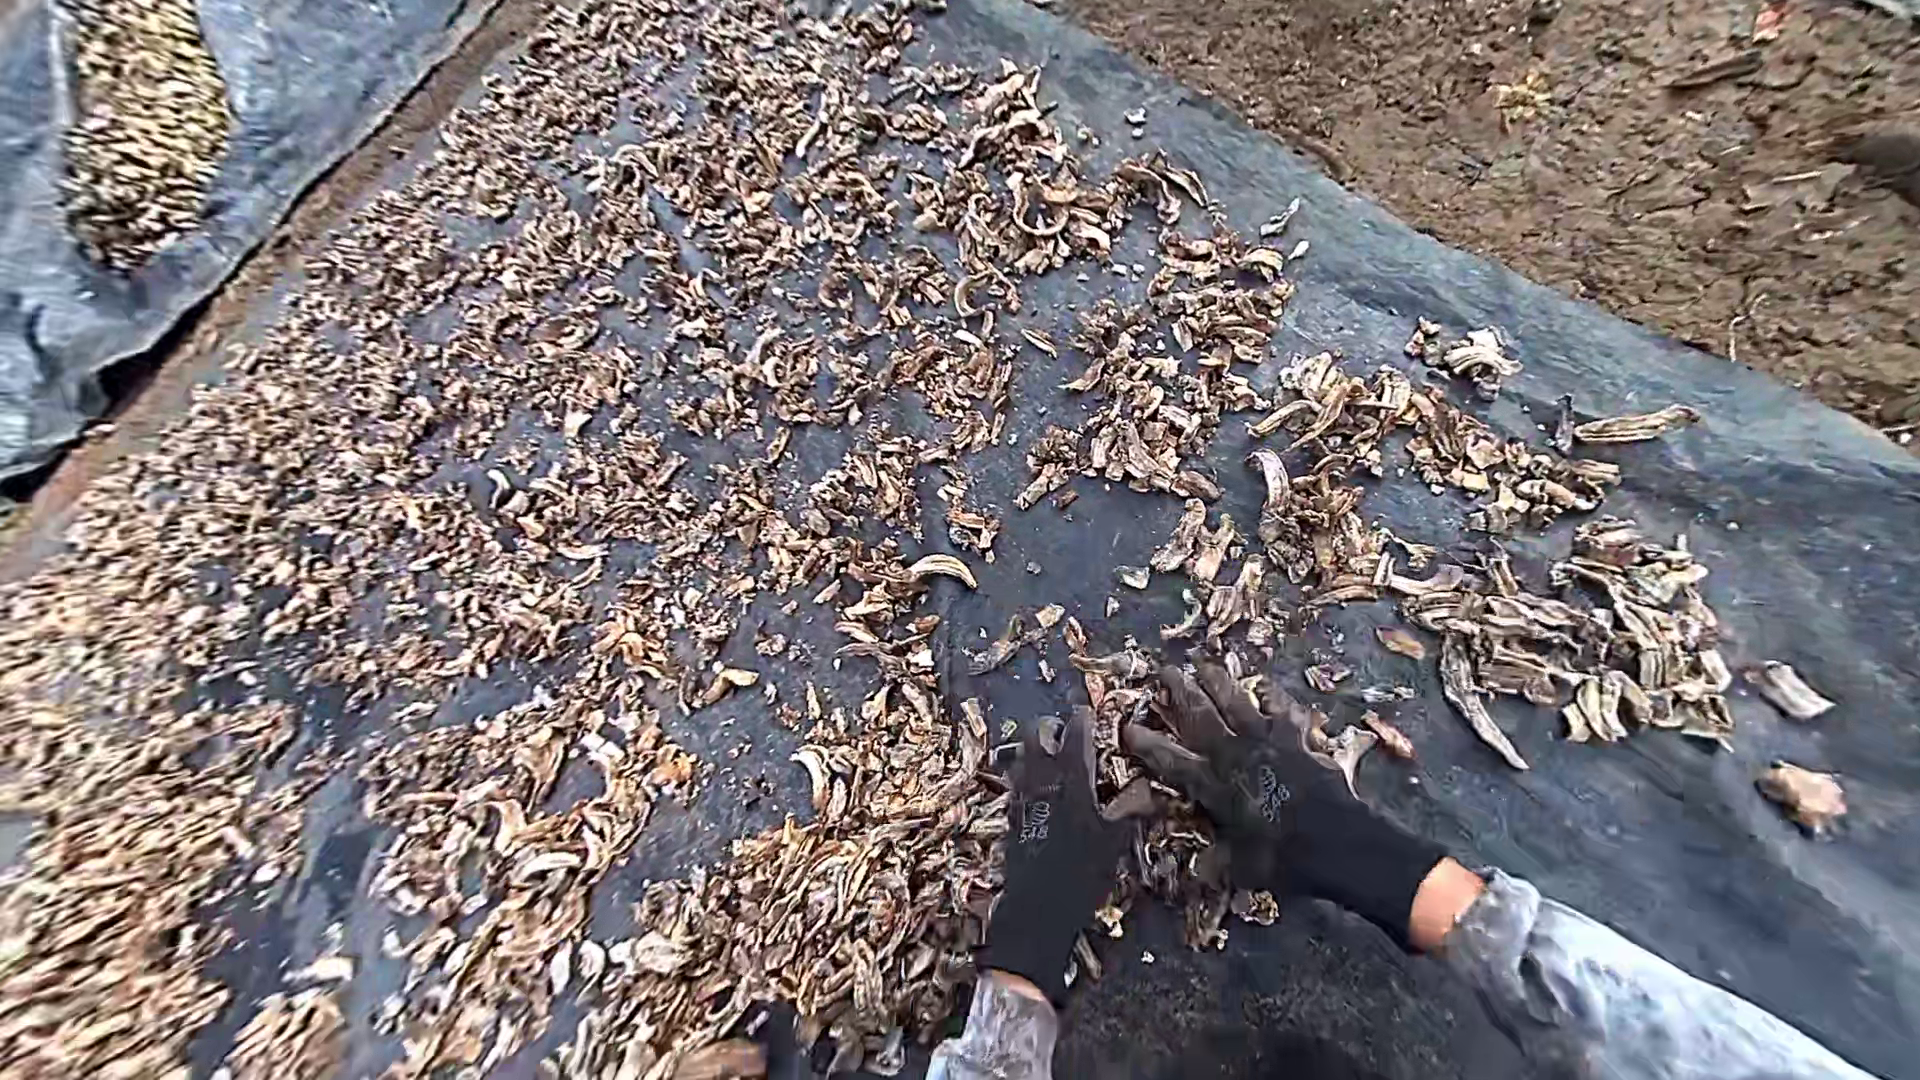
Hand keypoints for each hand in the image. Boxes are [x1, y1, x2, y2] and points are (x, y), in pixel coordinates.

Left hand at [979, 707, 1127, 1004]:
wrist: (1037, 907)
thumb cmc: (1081, 873)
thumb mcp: (1115, 840)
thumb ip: (1131, 807)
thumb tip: (1149, 785)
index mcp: (1071, 777)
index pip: (1076, 733)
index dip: (1082, 717)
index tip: (1088, 711)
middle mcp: (1042, 777)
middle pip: (1039, 733)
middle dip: (1052, 726)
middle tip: (1066, 733)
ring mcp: (1022, 792)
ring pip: (1023, 753)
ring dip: (1037, 749)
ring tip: (1053, 758)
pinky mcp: (1010, 810)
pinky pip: (1016, 780)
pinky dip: (1027, 775)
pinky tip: (1039, 789)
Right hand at [1124, 663, 1447, 948]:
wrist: (1342, 842)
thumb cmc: (1286, 858)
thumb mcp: (1243, 869)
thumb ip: (1218, 864)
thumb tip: (1196, 871)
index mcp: (1213, 784)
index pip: (1169, 760)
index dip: (1146, 743)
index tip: (1127, 728)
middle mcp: (1232, 754)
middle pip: (1198, 715)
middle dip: (1177, 691)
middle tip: (1163, 670)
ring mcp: (1265, 740)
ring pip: (1234, 701)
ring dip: (1216, 680)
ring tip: (1202, 663)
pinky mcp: (1295, 737)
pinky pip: (1282, 710)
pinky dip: (1274, 698)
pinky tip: (1267, 688)